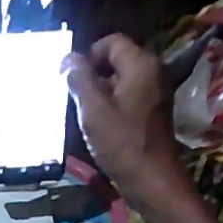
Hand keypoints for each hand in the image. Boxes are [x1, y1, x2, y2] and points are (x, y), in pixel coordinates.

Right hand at [63, 35, 182, 203]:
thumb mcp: (93, 111)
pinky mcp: (153, 113)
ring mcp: (155, 92)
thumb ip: (79, 80)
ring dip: (100, 95)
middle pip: (116, 61)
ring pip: (121, 82)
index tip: (71, 80)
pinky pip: (128, 99)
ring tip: (85, 117)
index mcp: (140, 64)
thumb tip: (68, 59)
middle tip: (75, 100)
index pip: (110, 42)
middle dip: (92, 77)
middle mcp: (152, 71)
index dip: (87, 56)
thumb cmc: (122, 144)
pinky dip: (112, 107)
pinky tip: (101, 128)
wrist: (152, 179)